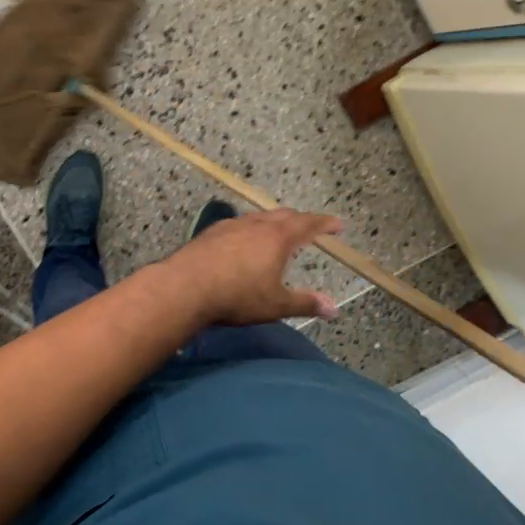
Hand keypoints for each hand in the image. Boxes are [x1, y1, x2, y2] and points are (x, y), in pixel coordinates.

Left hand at [160, 208, 342, 325]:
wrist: (185, 287)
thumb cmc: (237, 296)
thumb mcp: (275, 304)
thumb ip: (305, 304)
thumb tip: (334, 309)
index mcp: (277, 237)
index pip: (308, 224)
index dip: (325, 223)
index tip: (338, 224)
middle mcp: (256, 224)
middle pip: (283, 215)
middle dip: (300, 219)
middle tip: (310, 226)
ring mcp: (231, 225)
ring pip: (258, 217)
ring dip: (273, 222)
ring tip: (278, 232)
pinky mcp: (210, 233)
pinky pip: (238, 224)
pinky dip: (250, 229)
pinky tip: (243, 240)